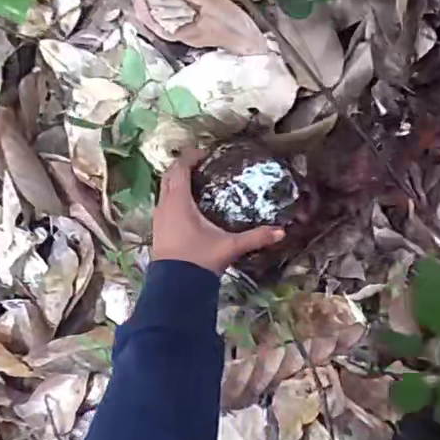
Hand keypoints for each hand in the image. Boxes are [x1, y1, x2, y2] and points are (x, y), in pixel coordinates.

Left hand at [152, 150, 285, 273]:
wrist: (176, 286)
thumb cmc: (200, 259)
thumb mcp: (230, 246)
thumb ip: (255, 238)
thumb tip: (281, 232)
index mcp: (179, 201)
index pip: (180, 169)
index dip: (191, 157)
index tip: (204, 153)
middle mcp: (165, 205)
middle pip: (169, 176)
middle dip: (182, 167)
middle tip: (201, 164)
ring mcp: (159, 218)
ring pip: (163, 190)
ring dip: (176, 182)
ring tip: (195, 182)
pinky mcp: (158, 230)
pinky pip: (164, 203)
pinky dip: (173, 197)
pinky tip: (187, 206)